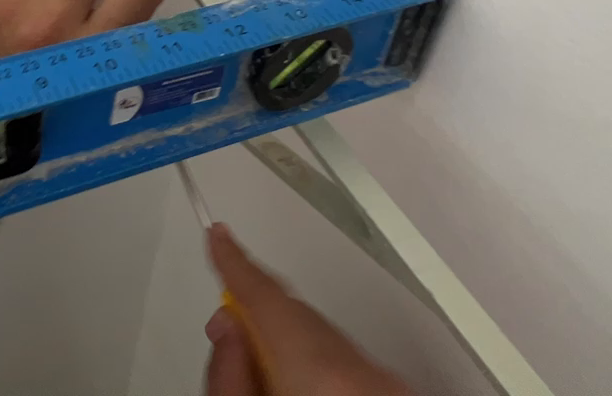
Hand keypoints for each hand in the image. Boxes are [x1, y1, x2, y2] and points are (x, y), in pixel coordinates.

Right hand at [204, 224, 410, 395]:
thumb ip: (229, 367)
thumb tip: (226, 326)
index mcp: (317, 365)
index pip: (264, 290)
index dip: (233, 258)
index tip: (216, 232)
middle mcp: (357, 363)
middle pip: (293, 310)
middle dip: (258, 309)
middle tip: (228, 326)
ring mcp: (382, 376)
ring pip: (320, 333)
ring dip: (288, 341)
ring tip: (265, 374)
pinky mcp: (395, 386)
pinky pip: (346, 355)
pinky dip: (319, 361)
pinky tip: (301, 382)